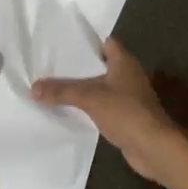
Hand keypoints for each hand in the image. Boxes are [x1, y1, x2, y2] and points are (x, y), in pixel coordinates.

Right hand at [32, 37, 186, 181]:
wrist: (154, 149)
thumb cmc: (126, 112)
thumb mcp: (90, 97)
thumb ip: (61, 91)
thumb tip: (32, 88)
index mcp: (123, 61)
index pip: (102, 41)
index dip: (83, 39)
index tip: (60, 39)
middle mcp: (126, 74)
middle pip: (97, 64)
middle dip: (75, 64)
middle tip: (48, 61)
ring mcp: (126, 96)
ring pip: (97, 85)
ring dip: (79, 86)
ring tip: (51, 83)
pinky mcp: (123, 115)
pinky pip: (99, 104)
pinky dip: (85, 105)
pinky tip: (66, 107)